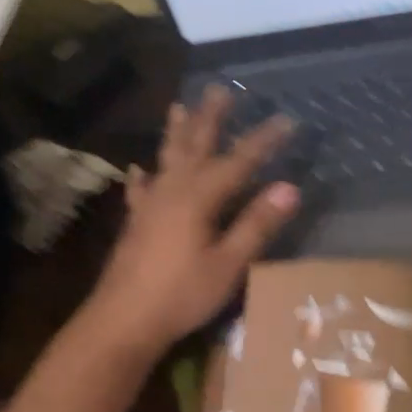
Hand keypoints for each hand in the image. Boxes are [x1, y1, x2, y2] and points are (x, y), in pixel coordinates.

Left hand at [88, 85, 299, 352]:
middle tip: (219, 89)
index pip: (239, 161)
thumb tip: (290, 187)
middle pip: (195, 146)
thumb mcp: (229, 263)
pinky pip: (141, 189)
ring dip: (176, 132)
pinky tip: (139, 169)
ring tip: (178, 106)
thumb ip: (257, 224)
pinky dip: (143, 176)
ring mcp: (150, 206)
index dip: (263, 140)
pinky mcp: (136, 223)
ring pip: (167, 159)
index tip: (286, 120)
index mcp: (199, 198)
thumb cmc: (181, 295)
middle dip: (210, 117)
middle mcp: (173, 192)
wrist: (121, 323)